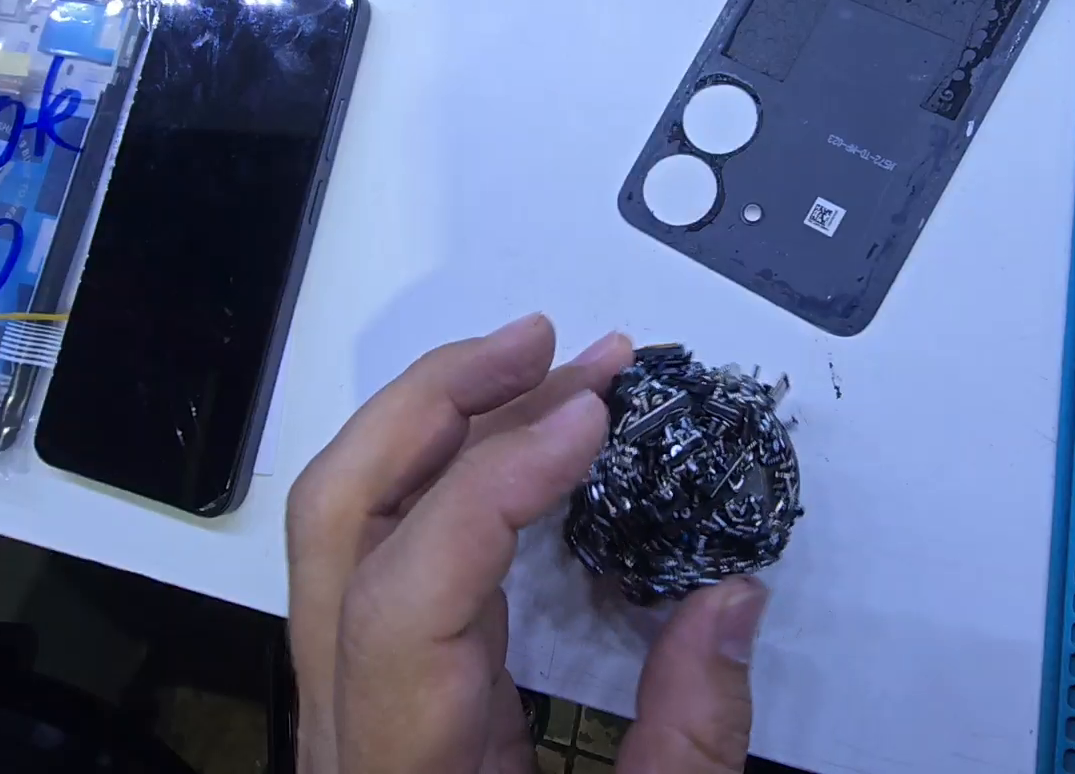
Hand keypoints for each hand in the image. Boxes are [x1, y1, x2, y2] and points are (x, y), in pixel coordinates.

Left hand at [286, 313, 771, 773]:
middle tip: (544, 343)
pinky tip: (524, 426)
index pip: (409, 590)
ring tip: (547, 357)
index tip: (593, 414)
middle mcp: (343, 704)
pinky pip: (395, 522)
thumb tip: (734, 596)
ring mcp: (346, 668)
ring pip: (354, 500)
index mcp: (396, 764)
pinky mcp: (378, 651)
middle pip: (340, 510)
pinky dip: (458, 454)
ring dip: (449, 408)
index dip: (497, 483)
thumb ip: (690, 742)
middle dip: (439, 400)